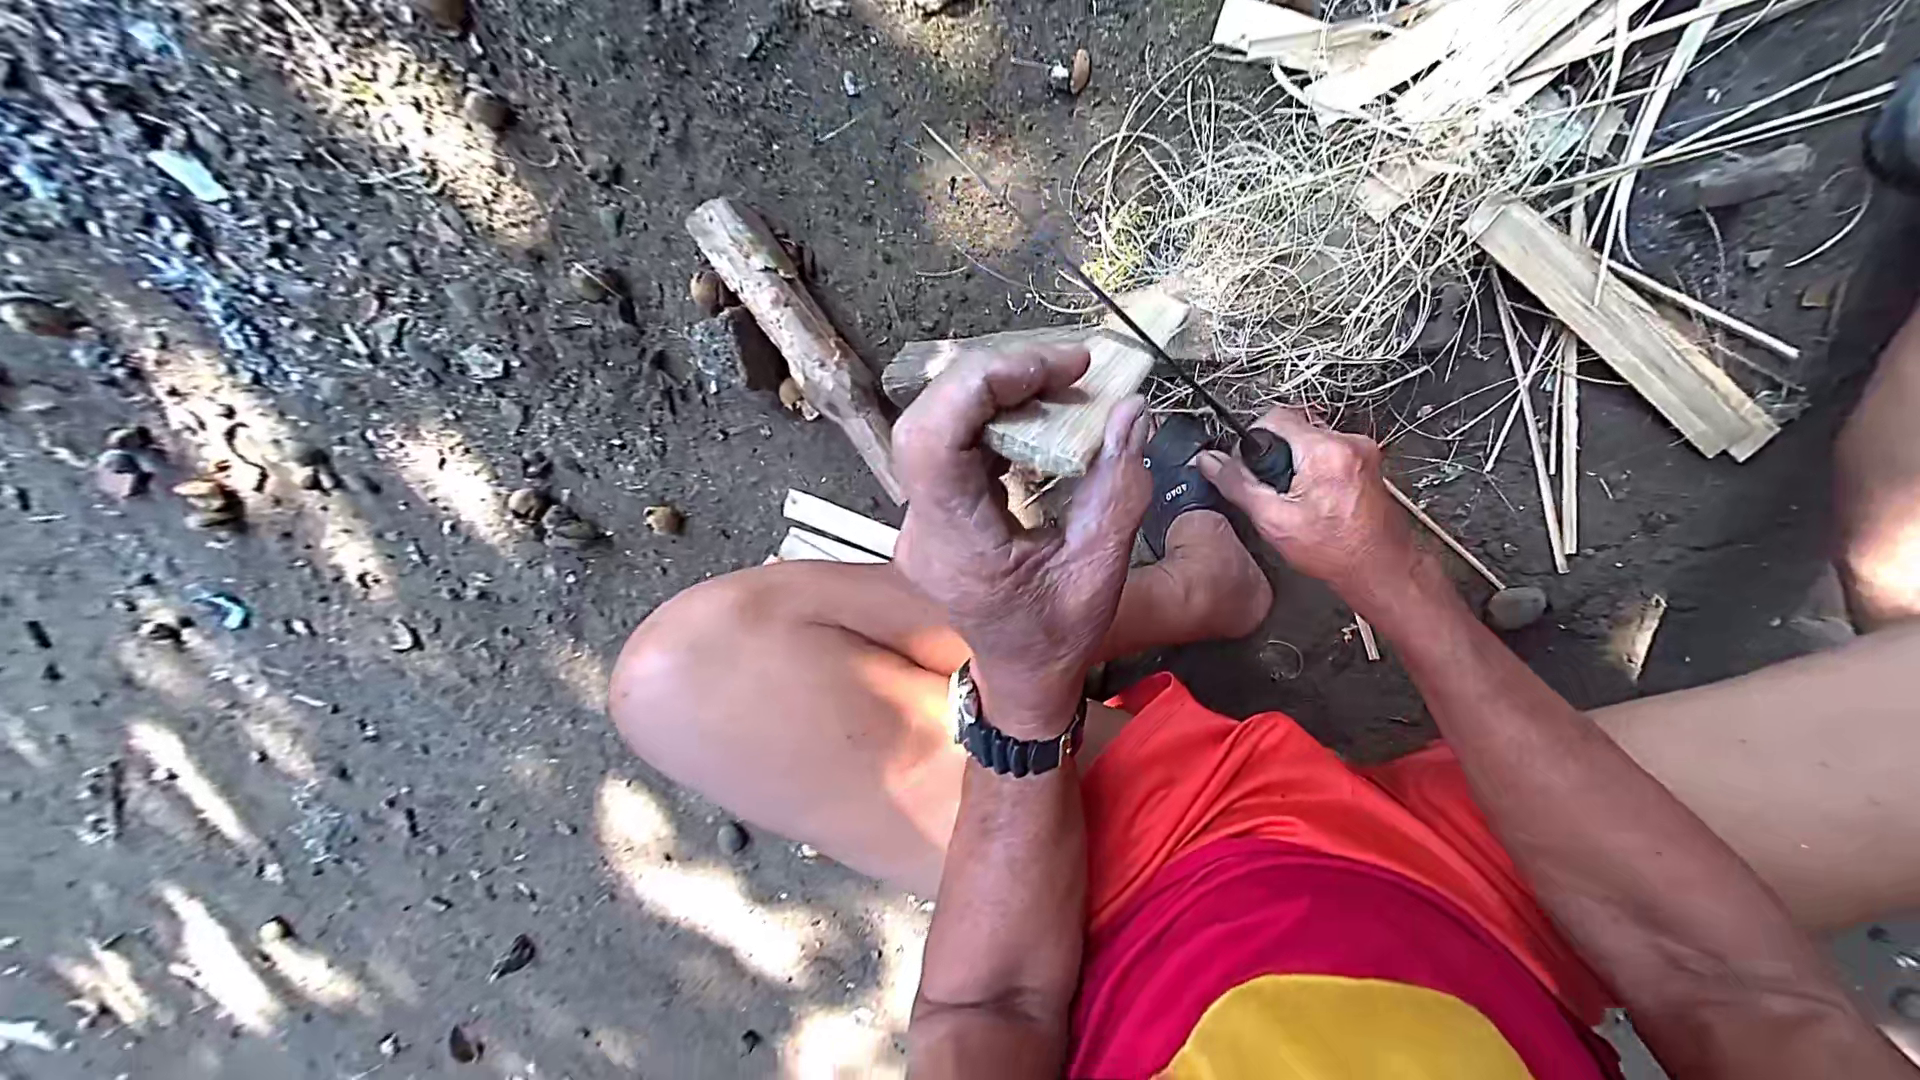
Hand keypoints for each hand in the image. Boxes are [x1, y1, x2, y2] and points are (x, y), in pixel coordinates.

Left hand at [892, 345, 1150, 736]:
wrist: (1020, 675)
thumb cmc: (1058, 637)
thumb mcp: (1101, 572)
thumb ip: (1118, 490)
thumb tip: (1130, 411)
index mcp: (958, 549)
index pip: (933, 443)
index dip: (983, 385)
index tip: (1057, 367)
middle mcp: (923, 529)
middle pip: (926, 423)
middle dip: (992, 378)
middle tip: (1064, 368)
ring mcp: (920, 520)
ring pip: (934, 426)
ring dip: (993, 391)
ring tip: (1057, 383)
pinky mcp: (934, 511)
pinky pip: (949, 444)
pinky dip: (991, 416)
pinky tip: (1034, 413)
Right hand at [1195, 407, 1420, 608]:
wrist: (1378, 568)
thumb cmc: (1336, 550)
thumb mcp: (1272, 519)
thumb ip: (1236, 484)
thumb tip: (1210, 462)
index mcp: (1326, 452)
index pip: (1274, 418)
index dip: (1252, 441)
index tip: (1250, 466)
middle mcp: (1349, 443)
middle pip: (1292, 427)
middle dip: (1274, 454)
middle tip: (1274, 488)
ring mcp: (1362, 451)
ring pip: (1308, 439)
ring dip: (1294, 462)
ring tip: (1294, 496)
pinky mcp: (1366, 461)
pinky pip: (1326, 451)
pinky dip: (1312, 469)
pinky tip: (1312, 499)